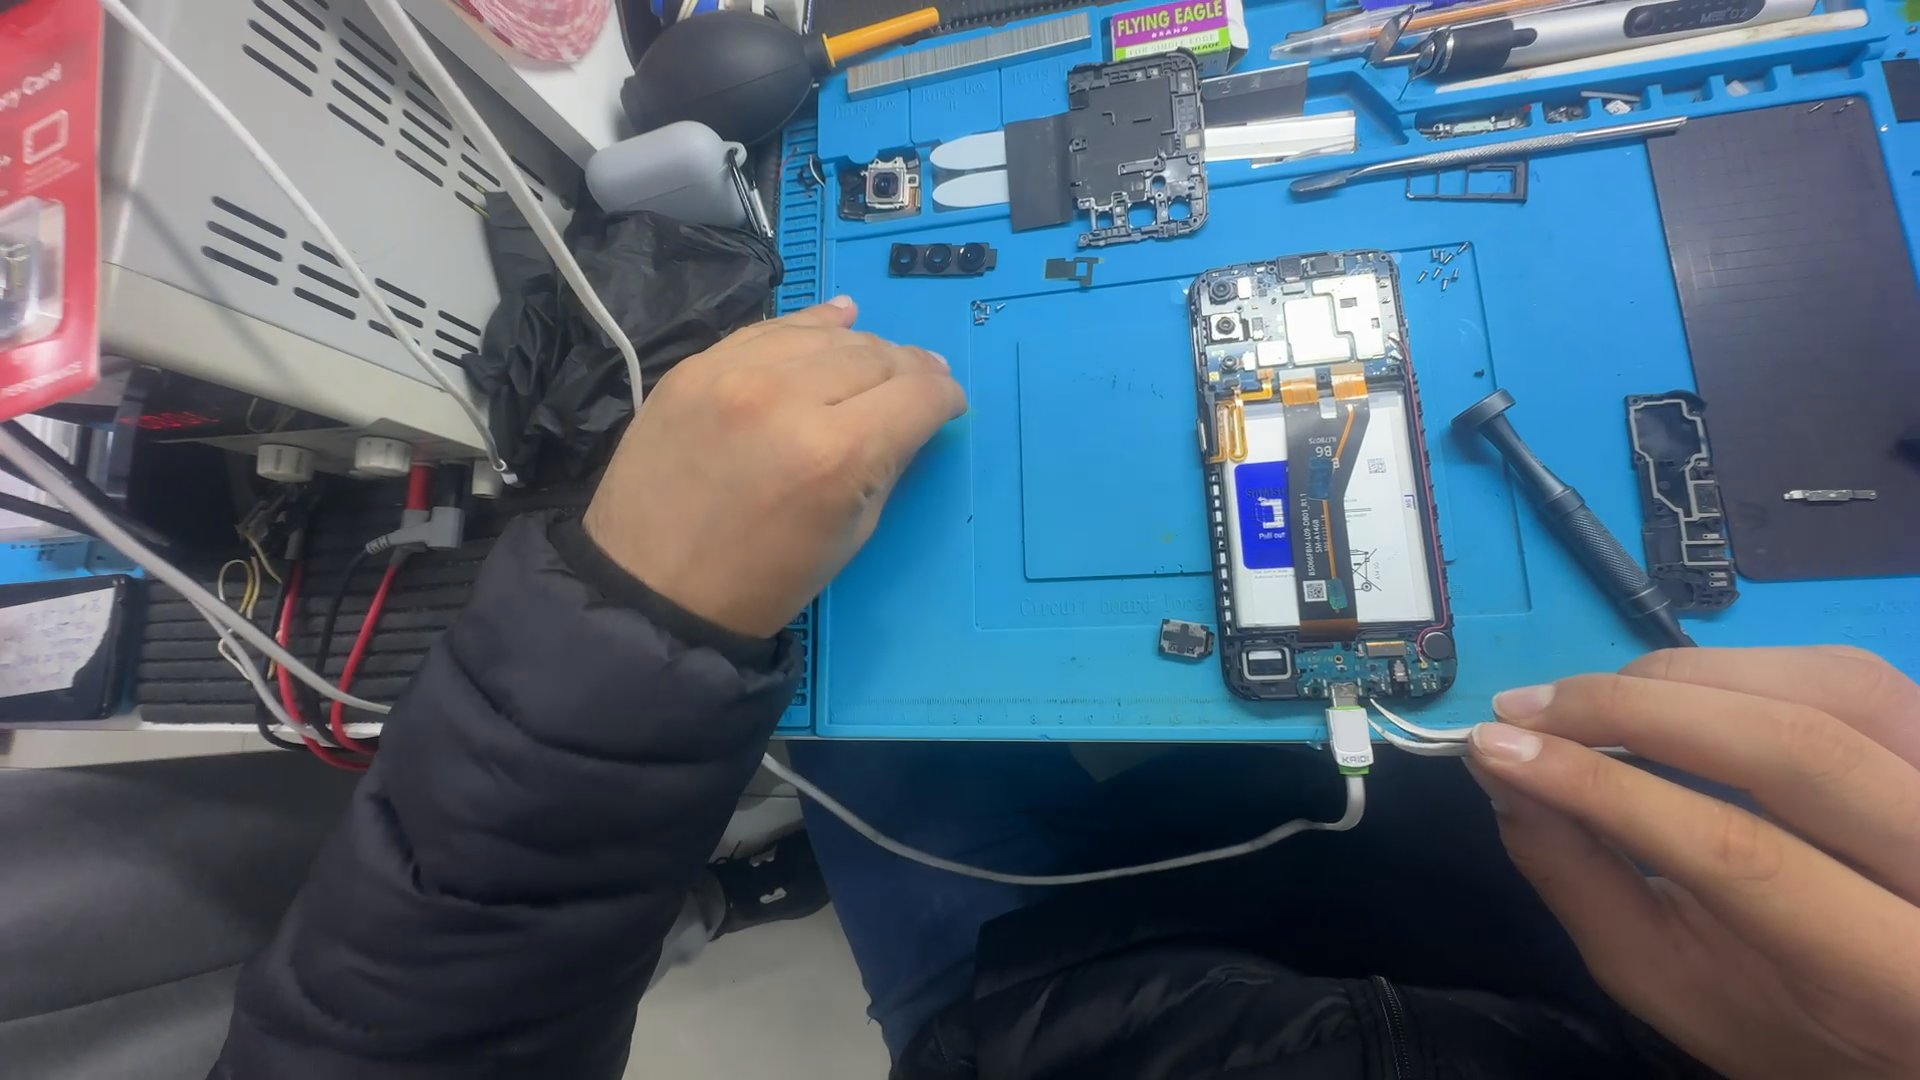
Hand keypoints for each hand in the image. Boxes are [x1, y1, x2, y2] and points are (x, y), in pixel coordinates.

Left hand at [584, 297, 964, 636]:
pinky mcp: (695, 367)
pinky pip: (770, 329)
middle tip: (922, 380)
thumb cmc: (763, 582)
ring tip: (881, 357)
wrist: (651, 588)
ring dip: (866, 346)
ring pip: (827, 335)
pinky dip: (812, 324)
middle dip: (911, 368)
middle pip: (876, 356)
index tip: (950, 405)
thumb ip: (888, 465)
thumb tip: (912, 420)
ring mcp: (734, 374)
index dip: (946, 396)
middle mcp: (788, 397)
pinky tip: (839, 318)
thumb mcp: (851, 536)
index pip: (918, 396)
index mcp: (837, 455)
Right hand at [1465, 646, 1919, 1079]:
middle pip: (1796, 746)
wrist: (1903, 1021)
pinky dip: (1730, 669)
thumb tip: (1494, 763)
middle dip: (1626, 708)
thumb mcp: (1654, 970)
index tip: (1492, 744)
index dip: (1599, 784)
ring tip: (1590, 703)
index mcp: (1893, 977)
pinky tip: (1668, 700)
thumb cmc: (1770, 1013)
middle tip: (1525, 709)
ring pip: (1827, 687)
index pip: (1738, 851)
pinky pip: (1845, 674)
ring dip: (1674, 679)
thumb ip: (1569, 870)